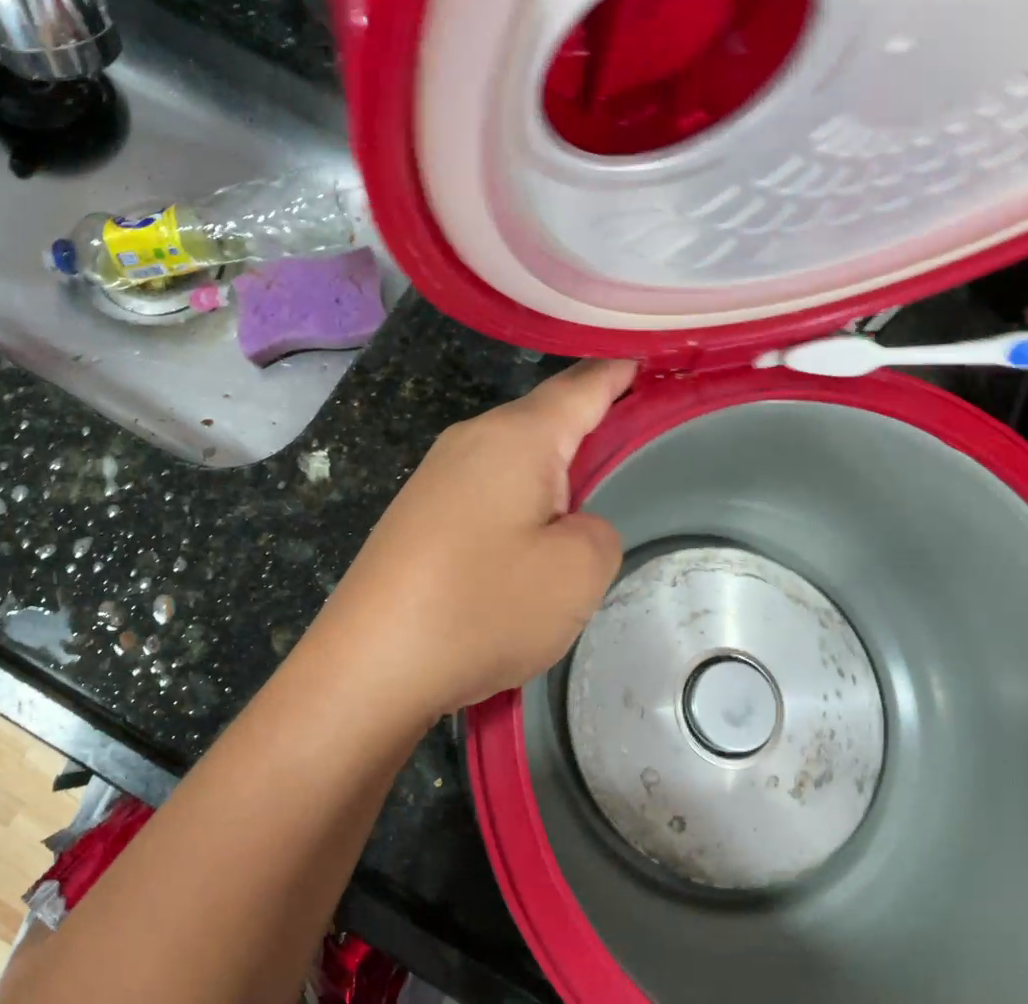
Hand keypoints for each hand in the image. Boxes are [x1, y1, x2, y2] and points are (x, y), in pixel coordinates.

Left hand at [312, 360, 635, 717]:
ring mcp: (437, 476)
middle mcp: (471, 440)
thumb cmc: (482, 608)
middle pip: (546, 418)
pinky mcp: (419, 514)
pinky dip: (521, 504)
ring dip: (555, 475)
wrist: (369, 666)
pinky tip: (528, 543)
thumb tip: (570, 524)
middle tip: (642, 443)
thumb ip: (599, 531)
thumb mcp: (577, 572)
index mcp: (516, 436)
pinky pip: (487, 491)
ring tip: (590, 502)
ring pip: (516, 459)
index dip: (624, 372)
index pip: (583, 384)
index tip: (658, 361)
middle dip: (593, 426)